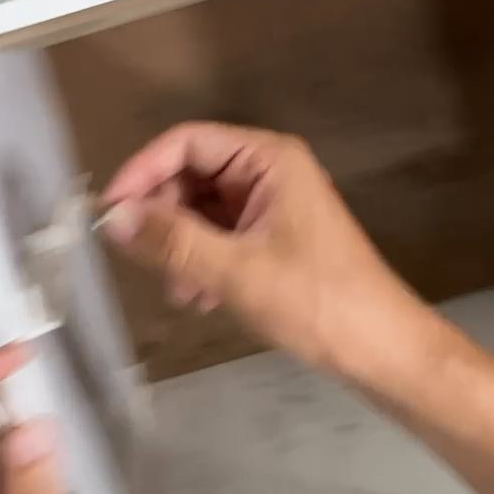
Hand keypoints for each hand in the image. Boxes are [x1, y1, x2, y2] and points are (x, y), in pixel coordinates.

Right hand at [98, 121, 434, 379]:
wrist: (382, 351)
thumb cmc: (316, 301)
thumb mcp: (236, 271)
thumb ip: (173, 241)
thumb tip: (113, 219)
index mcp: (266, 159)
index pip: (186, 142)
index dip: (142, 170)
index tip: (110, 209)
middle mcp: (265, 171)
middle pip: (190, 176)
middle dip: (163, 218)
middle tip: (139, 257)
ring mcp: (268, 204)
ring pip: (200, 210)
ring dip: (179, 247)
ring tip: (179, 291)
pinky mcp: (269, 236)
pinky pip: (217, 235)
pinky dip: (200, 261)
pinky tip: (200, 298)